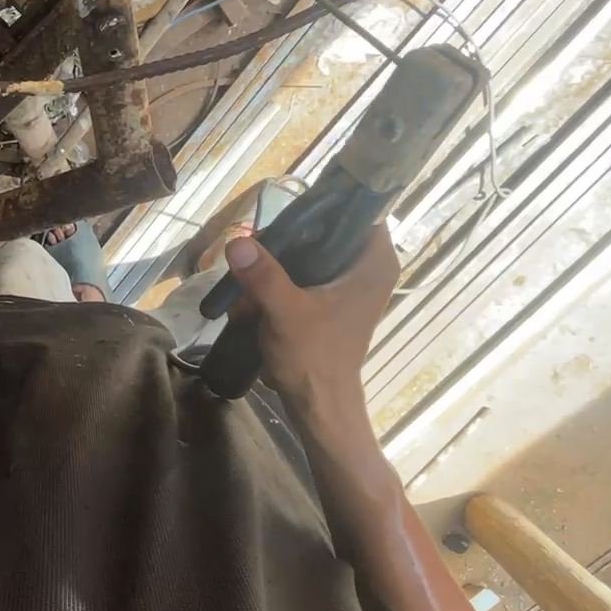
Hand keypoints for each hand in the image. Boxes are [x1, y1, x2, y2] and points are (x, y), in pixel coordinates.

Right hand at [222, 224, 398, 410]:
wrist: (317, 404)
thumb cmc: (313, 357)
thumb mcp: (285, 312)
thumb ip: (264, 276)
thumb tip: (237, 242)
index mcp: (373, 264)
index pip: (355, 211)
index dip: (322, 206)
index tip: (286, 214)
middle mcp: (367, 269)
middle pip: (325, 230)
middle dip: (288, 238)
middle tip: (259, 246)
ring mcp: (348, 286)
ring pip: (310, 252)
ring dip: (278, 260)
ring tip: (252, 273)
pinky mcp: (330, 301)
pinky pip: (302, 274)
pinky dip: (279, 279)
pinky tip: (255, 293)